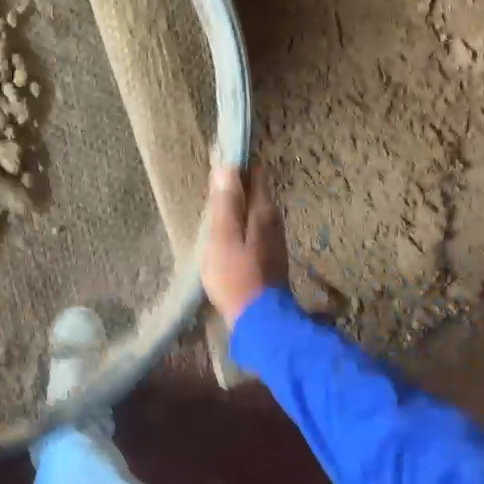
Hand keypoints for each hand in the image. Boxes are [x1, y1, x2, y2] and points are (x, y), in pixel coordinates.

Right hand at [202, 165, 288, 325]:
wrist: (259, 318)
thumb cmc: (234, 276)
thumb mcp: (222, 236)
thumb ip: (225, 202)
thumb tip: (227, 166)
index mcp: (263, 210)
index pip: (255, 172)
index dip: (236, 165)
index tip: (215, 166)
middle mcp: (274, 219)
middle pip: (256, 191)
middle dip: (235, 186)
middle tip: (209, 191)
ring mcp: (274, 239)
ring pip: (255, 211)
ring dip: (237, 207)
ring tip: (215, 212)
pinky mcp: (270, 256)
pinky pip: (254, 229)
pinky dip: (241, 225)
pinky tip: (227, 236)